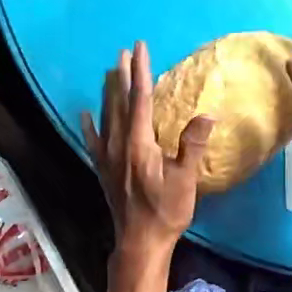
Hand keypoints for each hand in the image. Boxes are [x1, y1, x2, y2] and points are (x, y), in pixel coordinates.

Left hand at [82, 41, 214, 256]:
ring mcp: (108, 157)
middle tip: (122, 52)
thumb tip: (207, 115)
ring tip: (108, 72)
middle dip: (122, 76)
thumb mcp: (185, 180)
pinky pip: (93, 141)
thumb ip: (192, 145)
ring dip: (108, 93)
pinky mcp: (103, 169)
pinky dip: (89, 125)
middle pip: (119, 102)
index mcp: (139, 143)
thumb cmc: (165, 211)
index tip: (140, 48)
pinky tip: (85, 114)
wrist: (139, 242)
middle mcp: (119, 145)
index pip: (140, 99)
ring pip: (106, 116)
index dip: (141, 72)